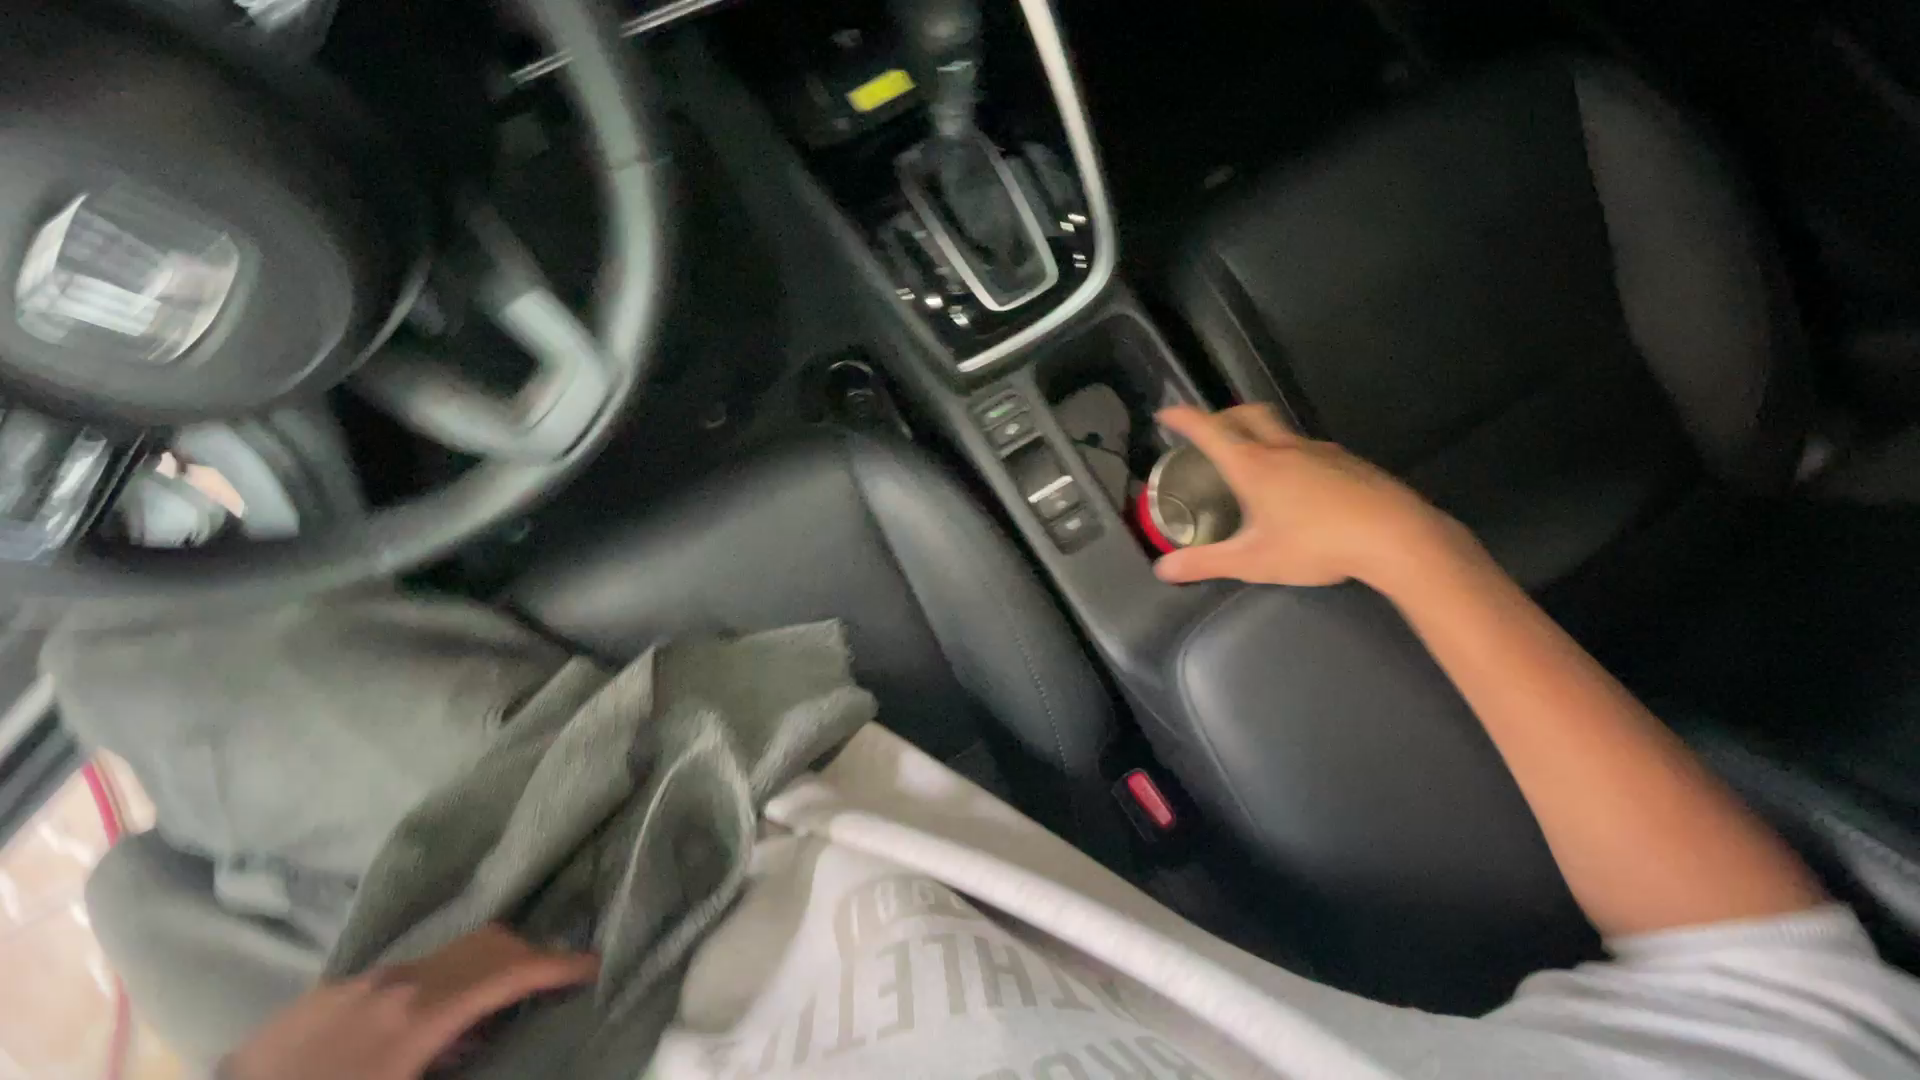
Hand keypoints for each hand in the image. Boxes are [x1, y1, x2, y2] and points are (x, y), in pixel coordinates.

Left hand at [219, 924, 596, 1079]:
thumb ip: (462, 1060)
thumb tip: (496, 1040)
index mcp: (419, 1017)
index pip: (509, 972)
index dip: (558, 965)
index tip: (594, 966)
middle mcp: (398, 983)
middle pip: (488, 946)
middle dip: (532, 955)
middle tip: (560, 976)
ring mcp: (362, 981)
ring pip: (450, 952)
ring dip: (489, 964)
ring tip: (504, 996)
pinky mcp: (331, 991)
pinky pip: (410, 969)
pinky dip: (445, 978)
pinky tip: (435, 1014)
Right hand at [1151, 405, 1468, 589]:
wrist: (1396, 537)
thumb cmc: (1316, 545)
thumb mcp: (1252, 561)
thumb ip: (1205, 563)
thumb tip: (1162, 569)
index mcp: (1253, 466)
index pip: (1209, 430)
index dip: (1184, 419)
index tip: (1167, 414)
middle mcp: (1284, 448)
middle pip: (1248, 415)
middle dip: (1223, 416)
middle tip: (1210, 432)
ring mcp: (1321, 452)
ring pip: (1281, 432)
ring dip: (1259, 436)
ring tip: (1252, 464)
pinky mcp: (1349, 463)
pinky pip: (1309, 450)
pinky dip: (1291, 456)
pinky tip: (1298, 488)